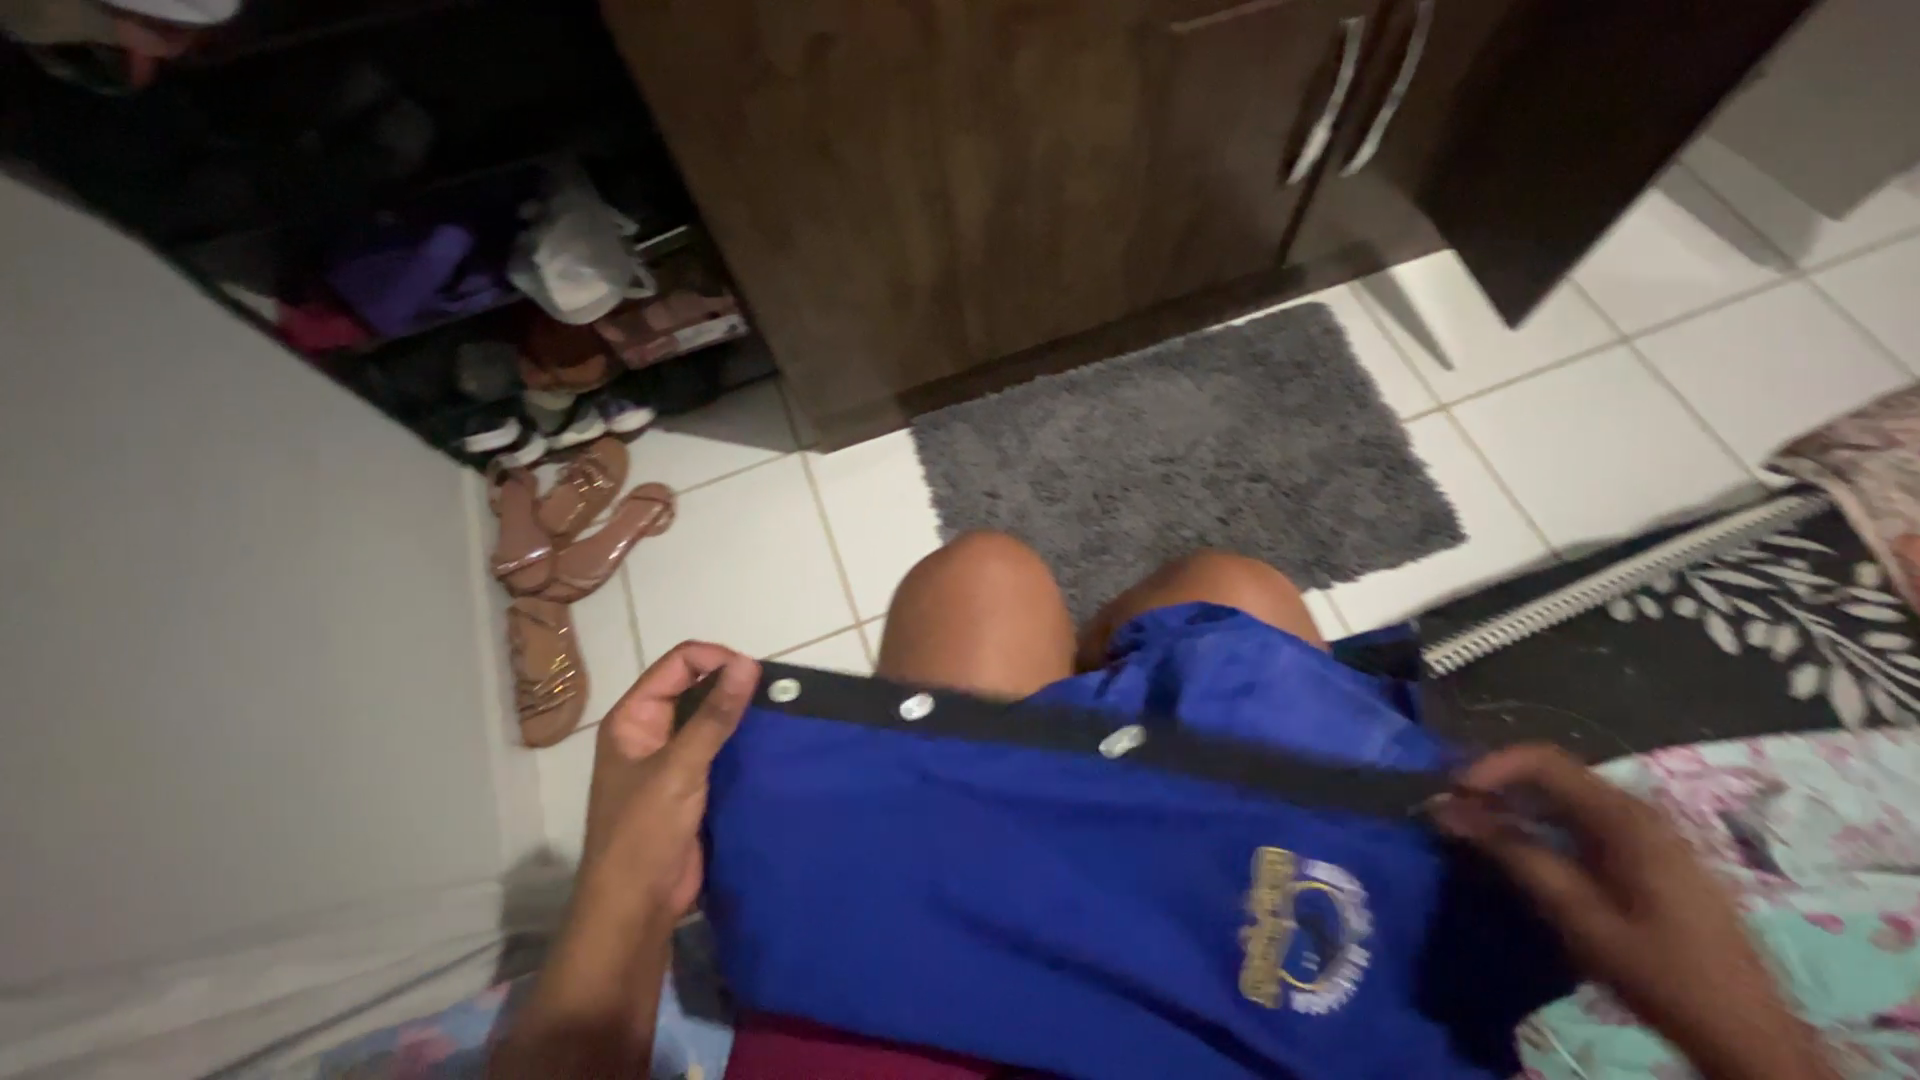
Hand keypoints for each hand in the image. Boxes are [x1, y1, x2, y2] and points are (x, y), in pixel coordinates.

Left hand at [578, 642, 760, 921]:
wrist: (636, 905)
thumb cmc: (643, 832)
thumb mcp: (679, 768)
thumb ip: (714, 716)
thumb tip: (748, 664)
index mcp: (633, 718)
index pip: (678, 664)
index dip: (715, 660)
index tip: (754, 675)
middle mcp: (651, 731)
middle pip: (696, 687)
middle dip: (732, 685)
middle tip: (772, 696)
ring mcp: (672, 760)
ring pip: (711, 719)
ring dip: (741, 716)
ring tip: (778, 717)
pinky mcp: (693, 786)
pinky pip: (721, 750)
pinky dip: (743, 743)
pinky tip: (769, 745)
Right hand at [1433, 744, 1834, 1079]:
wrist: (1747, 1034)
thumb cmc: (1660, 973)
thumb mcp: (1577, 915)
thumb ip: (1514, 854)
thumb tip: (1448, 811)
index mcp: (1627, 819)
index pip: (1544, 760)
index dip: (1490, 767)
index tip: (1452, 795)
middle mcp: (1639, 813)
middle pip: (1553, 776)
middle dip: (1496, 788)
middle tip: (1454, 816)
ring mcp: (1648, 835)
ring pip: (1565, 800)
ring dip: (1515, 808)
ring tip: (1476, 834)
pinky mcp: (1648, 857)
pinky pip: (1583, 823)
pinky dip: (1542, 827)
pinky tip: (1520, 854)